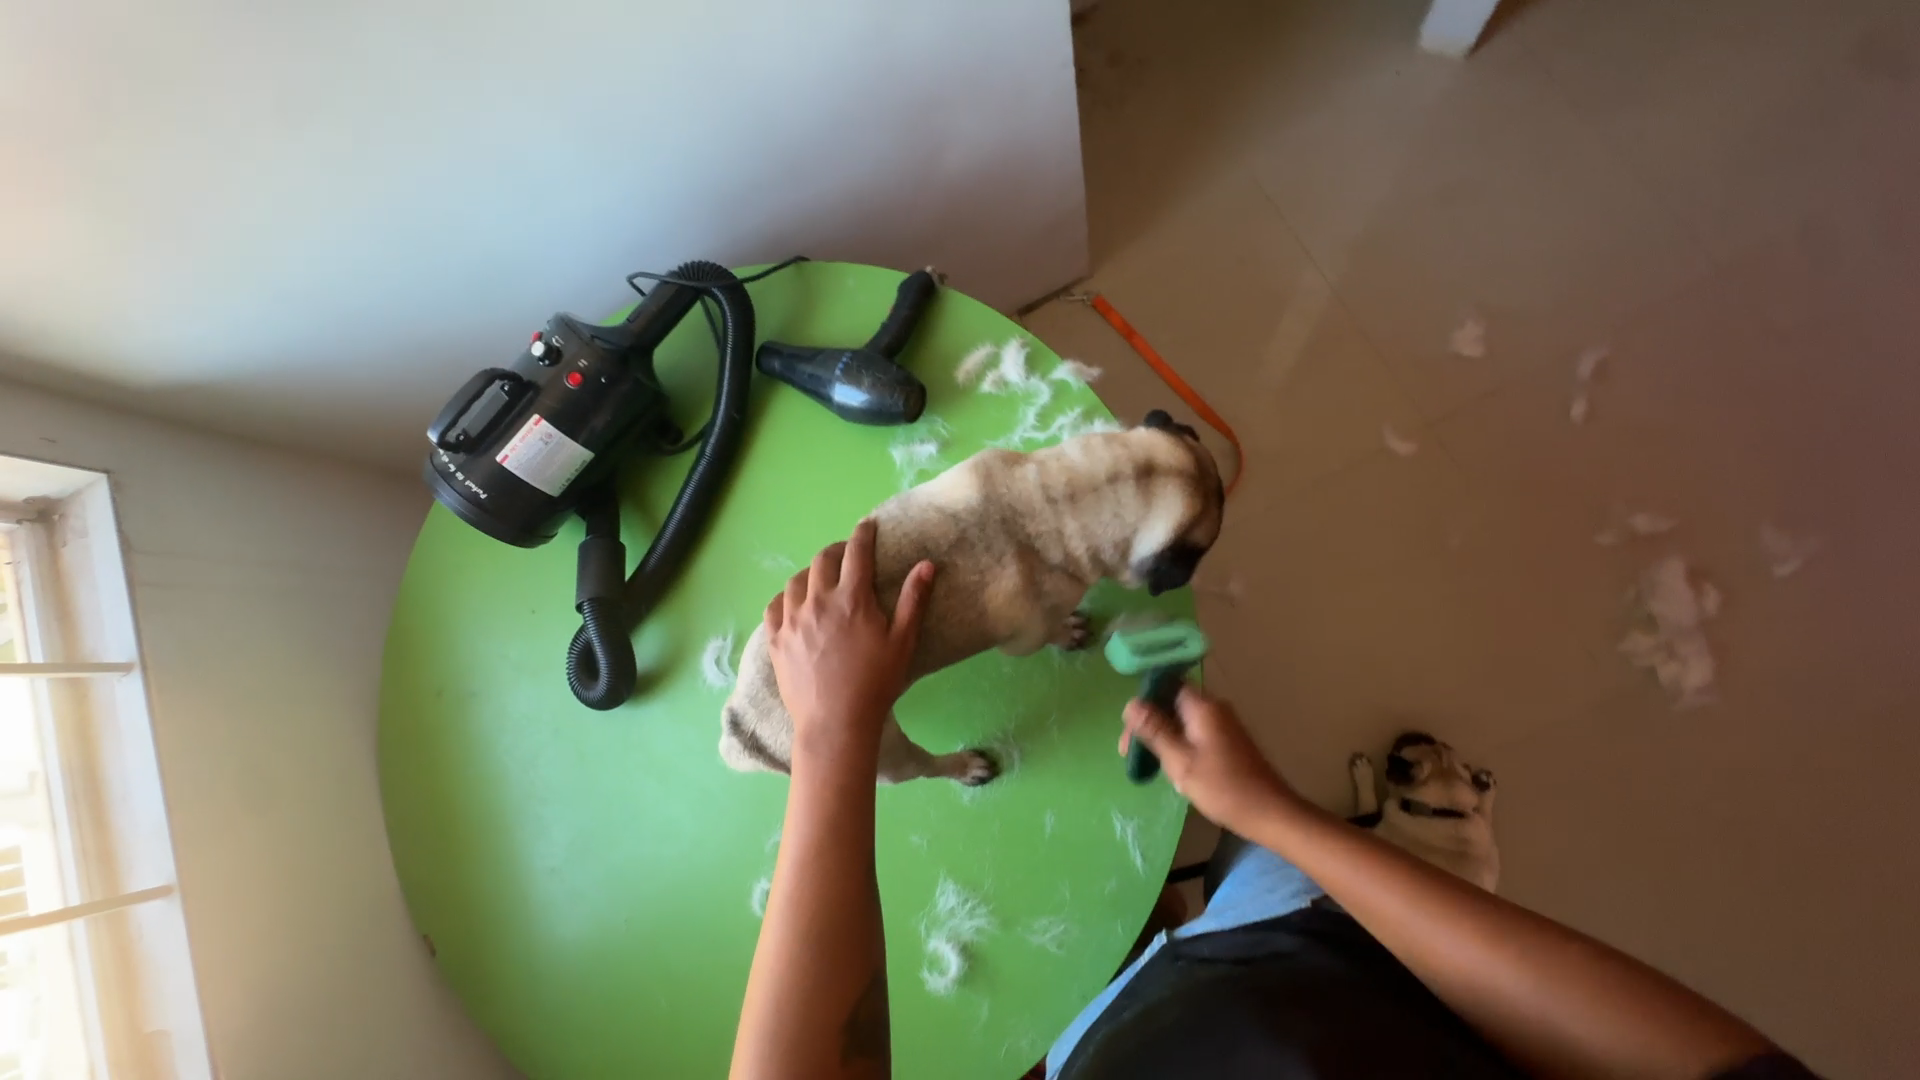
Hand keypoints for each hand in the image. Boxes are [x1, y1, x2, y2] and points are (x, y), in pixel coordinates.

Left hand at [765, 519, 934, 766]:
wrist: (836, 723)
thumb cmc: (876, 683)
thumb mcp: (903, 641)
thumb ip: (913, 600)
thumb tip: (927, 565)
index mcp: (852, 599)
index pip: (856, 552)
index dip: (863, 534)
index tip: (867, 526)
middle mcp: (818, 601)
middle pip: (822, 560)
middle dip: (836, 550)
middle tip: (846, 555)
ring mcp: (792, 620)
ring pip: (796, 580)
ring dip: (811, 573)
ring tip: (820, 580)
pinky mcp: (776, 640)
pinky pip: (774, 606)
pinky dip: (785, 598)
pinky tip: (794, 604)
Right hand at [1120, 685, 1297, 831]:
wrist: (1270, 814)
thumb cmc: (1223, 788)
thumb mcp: (1180, 760)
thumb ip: (1155, 730)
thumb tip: (1130, 703)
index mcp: (1203, 707)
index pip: (1167, 683)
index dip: (1144, 699)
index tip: (1129, 727)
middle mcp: (1214, 708)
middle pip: (1172, 701)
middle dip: (1148, 721)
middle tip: (1130, 752)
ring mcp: (1222, 724)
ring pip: (1181, 718)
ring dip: (1161, 735)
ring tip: (1146, 761)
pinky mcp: (1226, 741)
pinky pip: (1193, 731)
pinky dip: (1177, 743)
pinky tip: (1169, 764)